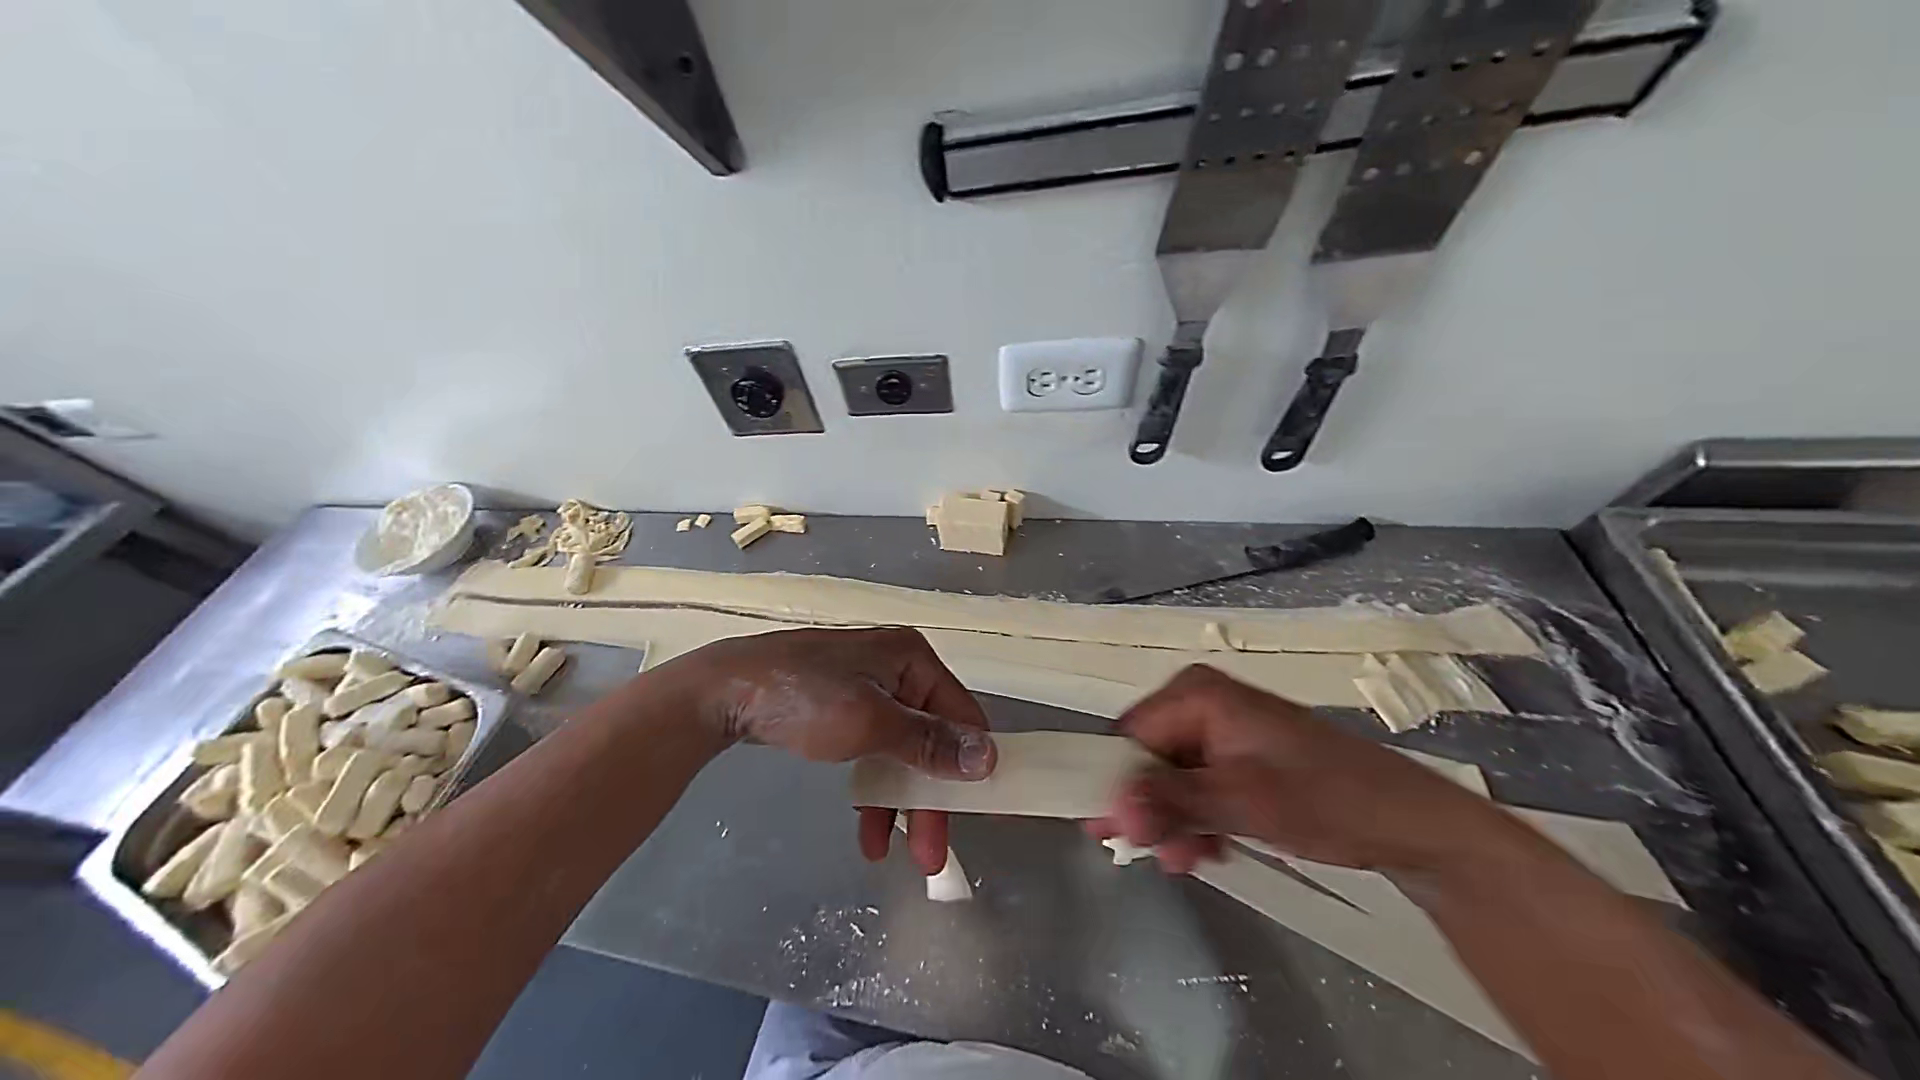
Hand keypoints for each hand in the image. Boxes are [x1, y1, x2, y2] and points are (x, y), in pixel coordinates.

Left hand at [660, 626, 994, 873]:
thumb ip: (929, 743)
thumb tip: (987, 757)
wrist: (722, 691)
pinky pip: (872, 748)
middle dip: (929, 799)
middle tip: (929, 855)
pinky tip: (865, 828)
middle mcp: (898, 668)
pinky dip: (872, 786)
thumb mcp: (871, 724)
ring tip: (888, 850)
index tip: (978, 816)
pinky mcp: (842, 705)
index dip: (972, 766)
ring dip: (898, 802)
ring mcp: (868, 686)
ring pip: (901, 750)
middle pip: (931, 739)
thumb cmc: (803, 699)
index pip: (962, 716)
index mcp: (913, 659)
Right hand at [1087, 665, 1510, 875]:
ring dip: (1173, 821)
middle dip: (1150, 809)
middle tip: (1158, 856)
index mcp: (1196, 694)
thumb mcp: (1240, 801)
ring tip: (1189, 860)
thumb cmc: (1325, 798)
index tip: (1113, 833)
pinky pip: (1196, 785)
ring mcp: (1222, 729)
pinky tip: (1209, 849)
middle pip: (1148, 757)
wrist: (1409, 822)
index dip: (1118, 784)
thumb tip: (1111, 811)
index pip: (1129, 736)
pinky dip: (1196, 819)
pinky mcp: (1239, 756)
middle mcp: (1202, 703)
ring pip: (1170, 777)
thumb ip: (1170, 802)